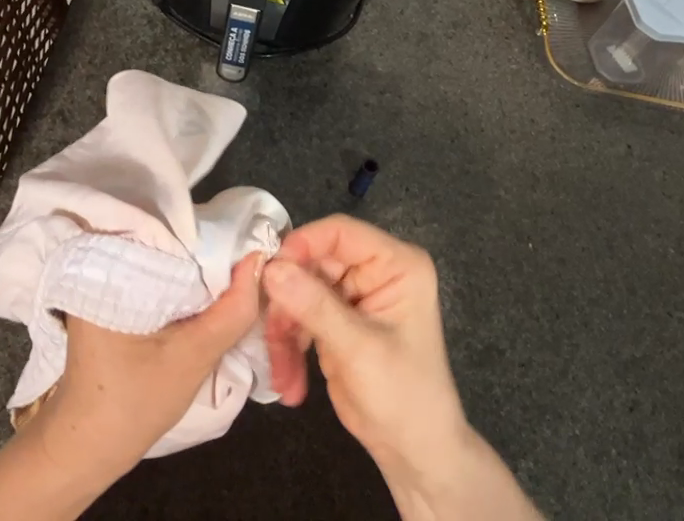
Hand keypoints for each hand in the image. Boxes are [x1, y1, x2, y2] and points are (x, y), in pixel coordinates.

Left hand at [30, 251, 266, 483]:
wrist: (86, 447)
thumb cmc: (132, 402)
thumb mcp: (193, 356)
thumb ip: (232, 310)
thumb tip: (261, 260)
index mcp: (108, 264)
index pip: (169, 226)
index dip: (212, 230)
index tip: (248, 236)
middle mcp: (101, 262)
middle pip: (168, 241)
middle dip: (207, 248)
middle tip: (248, 256)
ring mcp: (105, 280)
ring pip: (165, 260)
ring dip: (196, 268)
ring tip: (235, 270)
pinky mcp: (113, 299)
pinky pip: (156, 278)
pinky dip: (182, 285)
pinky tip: (208, 293)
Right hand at [265, 216, 540, 519]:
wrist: (415, 451)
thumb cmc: (403, 395)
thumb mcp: (359, 349)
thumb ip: (315, 306)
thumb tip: (271, 268)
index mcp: (396, 264)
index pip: (339, 232)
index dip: (302, 246)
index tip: (269, 273)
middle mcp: (373, 271)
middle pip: (312, 261)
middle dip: (287, 299)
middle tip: (268, 331)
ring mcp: (352, 296)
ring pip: (298, 290)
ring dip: (284, 329)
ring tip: (282, 371)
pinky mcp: (334, 320)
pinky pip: (298, 316)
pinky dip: (288, 345)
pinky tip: (290, 382)